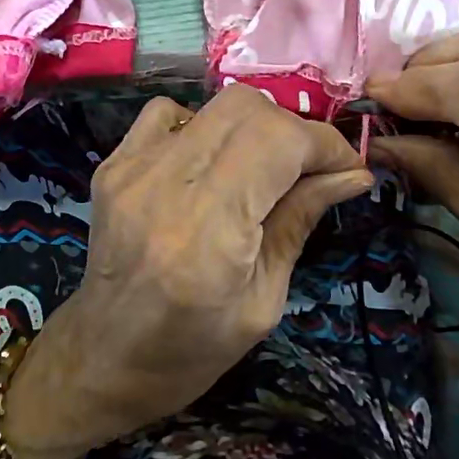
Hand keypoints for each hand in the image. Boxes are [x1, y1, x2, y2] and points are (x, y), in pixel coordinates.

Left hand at [3, 88, 372, 458]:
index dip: (325, 144)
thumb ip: (299, 222)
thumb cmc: (191, 350)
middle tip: (307, 169)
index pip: (278, 141)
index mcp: (207, 232)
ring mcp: (130, 169)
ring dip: (251, 127)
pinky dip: (202, 125)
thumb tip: (352, 173)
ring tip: (259, 169)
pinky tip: (207, 162)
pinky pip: (167, 113)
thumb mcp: (263, 301)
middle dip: (292, 130)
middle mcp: (164, 186)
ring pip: (212, 104)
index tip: (345, 168)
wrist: (105, 354)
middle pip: (246, 108)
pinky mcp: (112, 165)